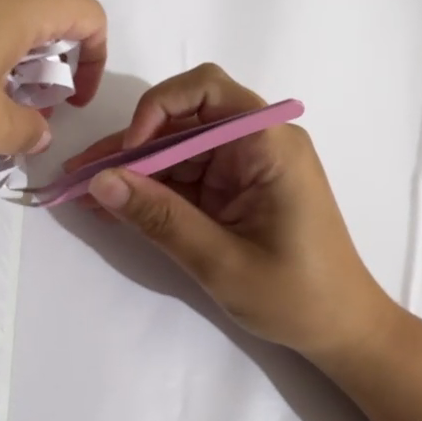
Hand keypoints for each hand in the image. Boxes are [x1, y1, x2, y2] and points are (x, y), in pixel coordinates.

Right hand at [64, 64, 395, 360]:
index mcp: (268, 144)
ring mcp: (245, 166)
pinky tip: (113, 206)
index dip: (159, 109)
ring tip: (82, 193)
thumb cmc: (296, 296)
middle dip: (130, 146)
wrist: (342, 330)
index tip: (131, 154)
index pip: (207, 90)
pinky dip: (151, 191)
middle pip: (182, 120)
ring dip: (133, 170)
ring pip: (176, 149)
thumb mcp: (221, 261)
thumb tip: (100, 182)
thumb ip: (160, 218)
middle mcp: (257, 143)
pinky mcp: (235, 189)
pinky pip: (185, 176)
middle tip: (80, 175)